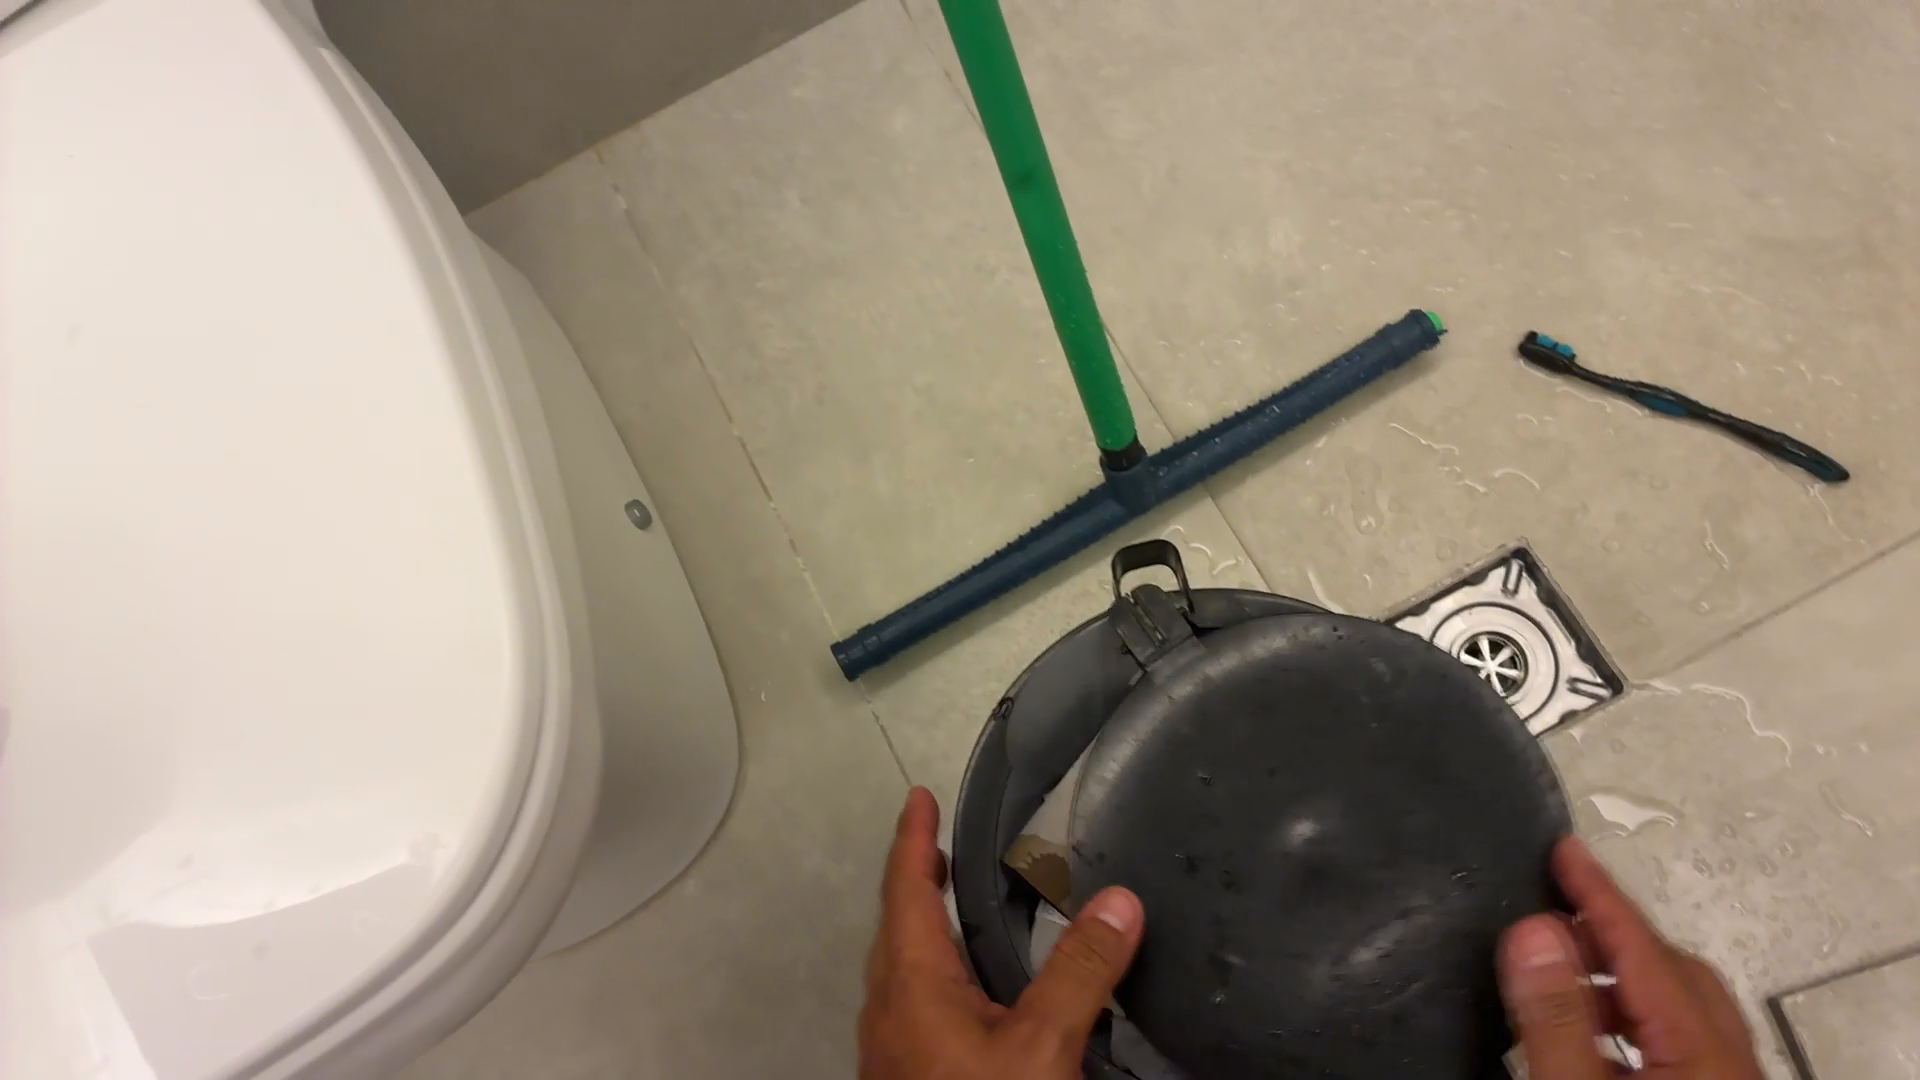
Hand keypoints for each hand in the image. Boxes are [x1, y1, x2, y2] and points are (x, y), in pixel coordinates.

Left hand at [860, 787, 1144, 1079]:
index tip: (918, 796)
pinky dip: (937, 962)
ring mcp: (893, 1043)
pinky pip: (915, 994)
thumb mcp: (1042, 1047)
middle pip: (897, 919)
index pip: (906, 886)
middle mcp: (890, 1004)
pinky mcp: (907, 1071)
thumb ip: (1081, 970)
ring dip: (925, 920)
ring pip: (902, 960)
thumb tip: (1122, 899)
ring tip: (956, 896)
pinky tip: (970, 984)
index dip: (912, 837)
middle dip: (918, 873)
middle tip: (944, 842)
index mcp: (910, 981)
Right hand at [1499, 837, 1765, 1078]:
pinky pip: (1675, 1031)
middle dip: (1610, 923)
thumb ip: (1556, 1012)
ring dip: (1615, 965)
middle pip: (1675, 970)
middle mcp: (1728, 1061)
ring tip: (1554, 957)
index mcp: (1700, 1048)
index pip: (1643, 947)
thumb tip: (1534, 926)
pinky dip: (1626, 1002)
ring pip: (1678, 1003)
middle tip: (1550, 895)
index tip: (1564, 843)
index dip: (1598, 890)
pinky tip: (1585, 1018)